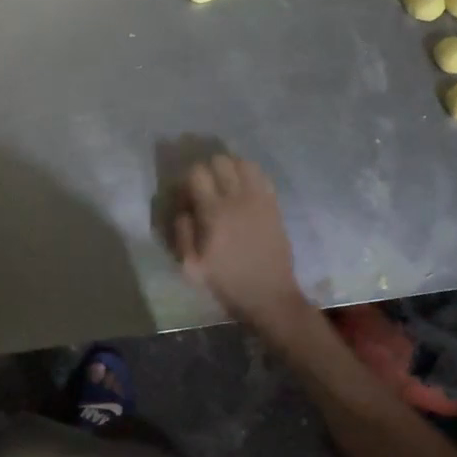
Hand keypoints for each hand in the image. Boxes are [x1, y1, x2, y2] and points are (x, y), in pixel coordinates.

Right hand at [172, 155, 309, 332]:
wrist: (270, 296)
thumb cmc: (227, 282)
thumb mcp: (191, 266)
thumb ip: (181, 232)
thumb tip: (183, 210)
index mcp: (214, 213)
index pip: (197, 172)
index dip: (188, 179)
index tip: (188, 195)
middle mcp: (237, 199)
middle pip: (220, 160)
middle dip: (208, 169)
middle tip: (206, 188)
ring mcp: (259, 200)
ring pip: (243, 163)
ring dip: (231, 169)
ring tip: (226, 185)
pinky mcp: (274, 206)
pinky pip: (262, 176)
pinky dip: (250, 176)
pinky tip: (244, 191)